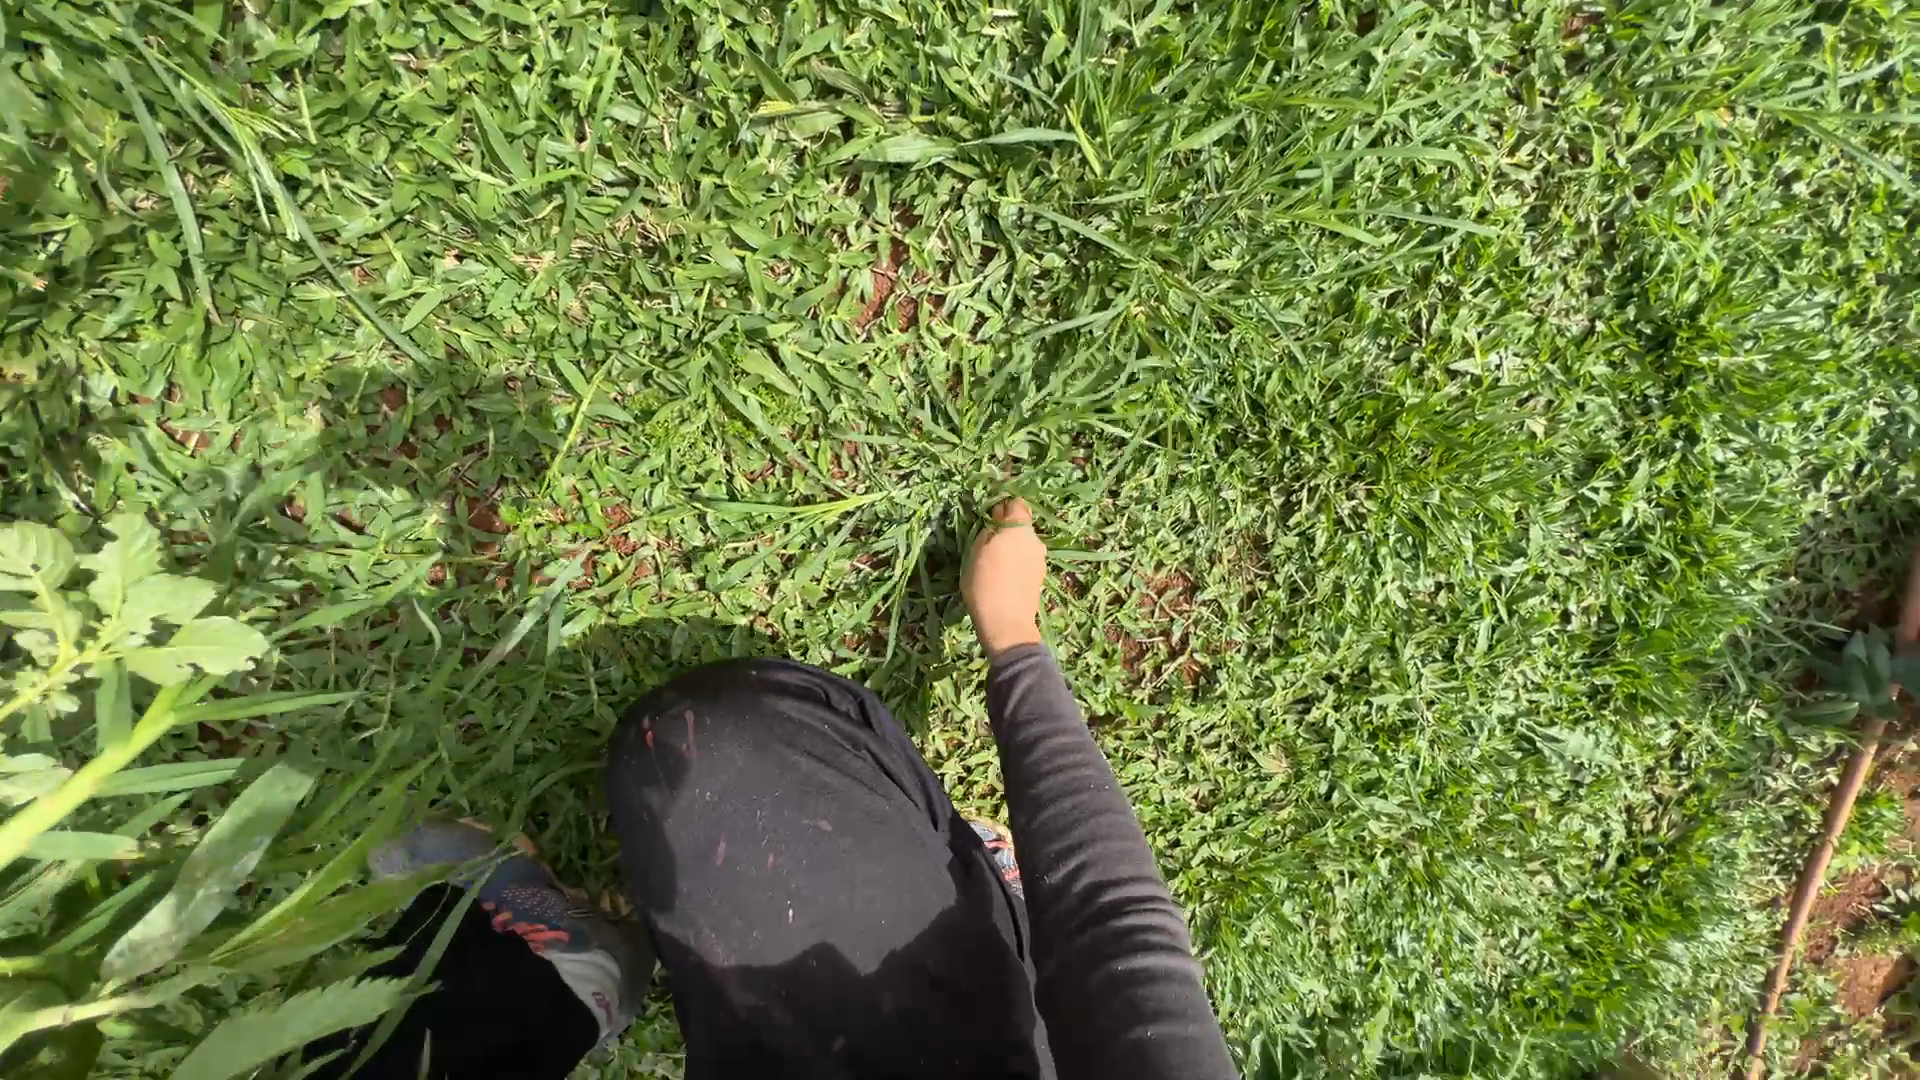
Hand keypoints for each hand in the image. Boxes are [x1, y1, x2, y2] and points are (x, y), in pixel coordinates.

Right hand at [962, 497, 1046, 658]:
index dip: (1003, 506)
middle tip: (988, 540)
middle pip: (1022, 525)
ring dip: (1012, 547)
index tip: (990, 516)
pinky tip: (1004, 576)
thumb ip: (987, 532)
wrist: (1006, 624)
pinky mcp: (1040, 577)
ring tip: (994, 562)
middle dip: (1007, 528)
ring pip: (1024, 544)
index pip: (1017, 503)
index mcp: (1019, 529)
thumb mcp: (975, 553)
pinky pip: (1027, 560)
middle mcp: (1035, 540)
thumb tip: (995, 523)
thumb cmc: (984, 584)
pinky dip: (1017, 562)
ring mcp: (1040, 559)